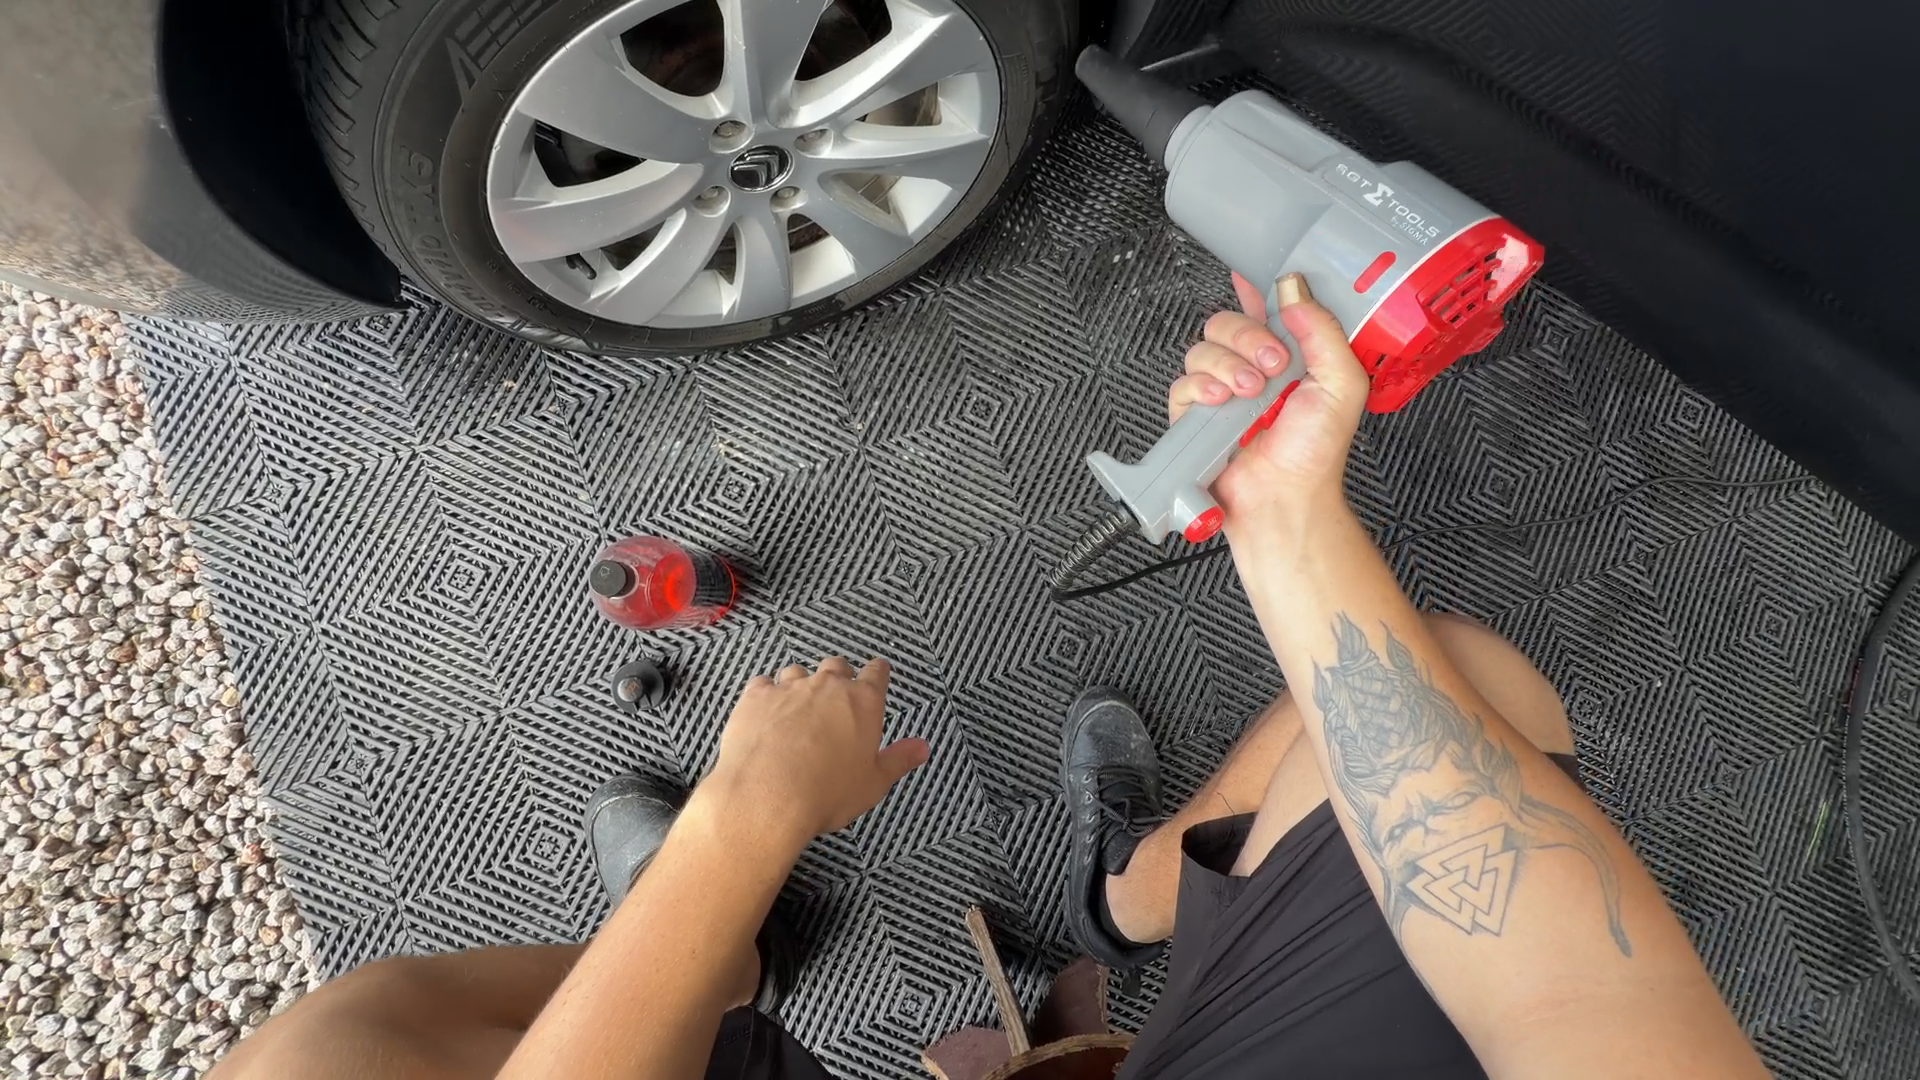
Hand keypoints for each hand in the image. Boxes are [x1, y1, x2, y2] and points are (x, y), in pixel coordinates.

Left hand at [704, 657, 929, 849]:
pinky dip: (766, 694)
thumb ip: (899, 759)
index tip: (877, 673)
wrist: (767, 798)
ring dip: (800, 685)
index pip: (877, 673)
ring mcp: (790, 688)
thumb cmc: (824, 793)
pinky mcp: (756, 697)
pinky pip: (763, 684)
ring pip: (798, 672)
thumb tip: (921, 747)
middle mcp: (828, 686)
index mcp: (862, 702)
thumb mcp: (873, 783)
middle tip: (836, 699)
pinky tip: (765, 712)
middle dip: (838, 677)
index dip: (878, 673)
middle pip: (837, 666)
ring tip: (797, 709)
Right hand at [1167, 272, 1370, 525]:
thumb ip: (1321, 330)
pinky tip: (1220, 400)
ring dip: (1227, 365)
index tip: (1250, 276)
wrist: (1283, 496)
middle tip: (1271, 366)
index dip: (1256, 289)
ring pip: (1202, 349)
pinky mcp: (1194, 416)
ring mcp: (1220, 392)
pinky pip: (1182, 383)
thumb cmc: (1314, 454)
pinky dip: (1199, 387)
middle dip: (1247, 338)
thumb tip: (1292, 287)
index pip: (1265, 310)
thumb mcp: (1342, 383)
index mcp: (1290, 359)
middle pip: (1227, 324)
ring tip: (1248, 393)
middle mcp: (1251, 371)